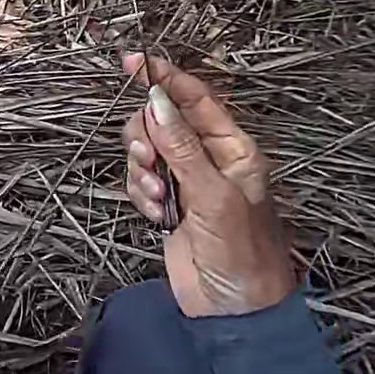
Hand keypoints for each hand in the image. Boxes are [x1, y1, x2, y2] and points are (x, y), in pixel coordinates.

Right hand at [121, 53, 296, 317]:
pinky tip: (158, 216)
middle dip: (146, 137)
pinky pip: (140, 181)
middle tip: (147, 159)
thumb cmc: (241, 253)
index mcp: (231, 148)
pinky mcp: (166, 204)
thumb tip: (156, 102)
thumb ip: (181, 147)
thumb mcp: (212, 195)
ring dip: (143, 172)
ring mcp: (184, 182)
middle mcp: (206, 159)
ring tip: (159, 199)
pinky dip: (142, 195)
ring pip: (146, 151)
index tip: (133, 62)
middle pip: (161, 123)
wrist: (233, 311)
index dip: (164, 78)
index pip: (195, 99)